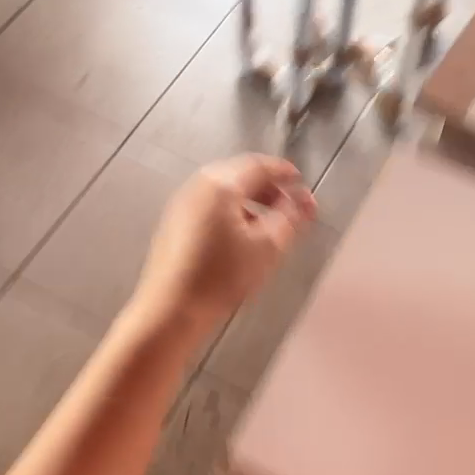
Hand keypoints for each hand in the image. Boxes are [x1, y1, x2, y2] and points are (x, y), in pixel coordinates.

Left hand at [132, 155, 315, 329]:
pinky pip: (210, 208)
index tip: (301, 183)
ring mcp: (182, 205)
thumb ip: (290, 218)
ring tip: (270, 225)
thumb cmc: (221, 277)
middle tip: (290, 206)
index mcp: (221, 184)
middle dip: (269, 188)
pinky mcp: (174, 225)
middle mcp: (198, 186)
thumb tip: (303, 201)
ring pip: (224, 193)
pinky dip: (232, 213)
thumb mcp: (267, 247)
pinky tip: (242, 238)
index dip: (284, 172)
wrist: (171, 310)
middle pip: (240, 175)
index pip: (259, 165)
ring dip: (251, 202)